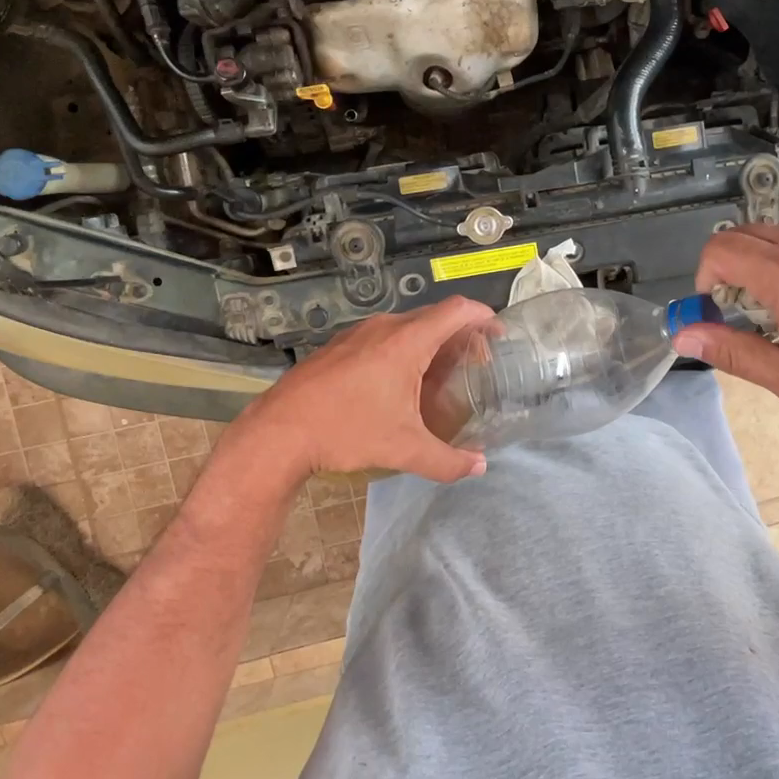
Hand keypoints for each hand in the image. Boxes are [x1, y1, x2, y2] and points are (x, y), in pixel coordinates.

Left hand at [225, 297, 495, 484]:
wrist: (278, 431)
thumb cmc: (347, 430)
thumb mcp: (404, 449)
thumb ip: (448, 460)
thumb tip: (480, 467)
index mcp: (408, 341)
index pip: (458, 311)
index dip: (484, 317)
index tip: (499, 335)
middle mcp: (385, 328)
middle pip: (435, 318)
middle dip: (461, 337)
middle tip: (474, 366)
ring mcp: (358, 334)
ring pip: (407, 327)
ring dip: (430, 344)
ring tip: (439, 377)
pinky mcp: (339, 346)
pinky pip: (383, 337)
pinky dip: (403, 350)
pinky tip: (398, 385)